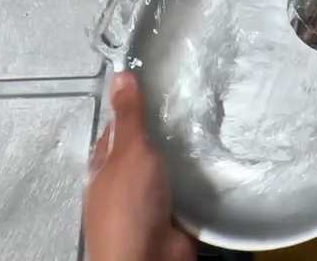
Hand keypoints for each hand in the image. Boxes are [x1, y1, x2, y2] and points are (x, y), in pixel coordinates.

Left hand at [85, 72, 195, 260]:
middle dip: (166, 128)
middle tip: (194, 99)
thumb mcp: (128, 151)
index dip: (135, 106)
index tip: (160, 83)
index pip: (118, 127)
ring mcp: (148, 201)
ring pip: (168, 166)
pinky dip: (198, 174)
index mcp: (104, 168)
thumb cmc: (129, 206)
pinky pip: (186, 186)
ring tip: (209, 121)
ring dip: (184, 151)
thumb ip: (128, 116)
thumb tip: (120, 74)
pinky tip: (212, 156)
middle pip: (146, 147)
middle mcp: (124, 183)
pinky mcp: (172, 214)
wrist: (148, 260)